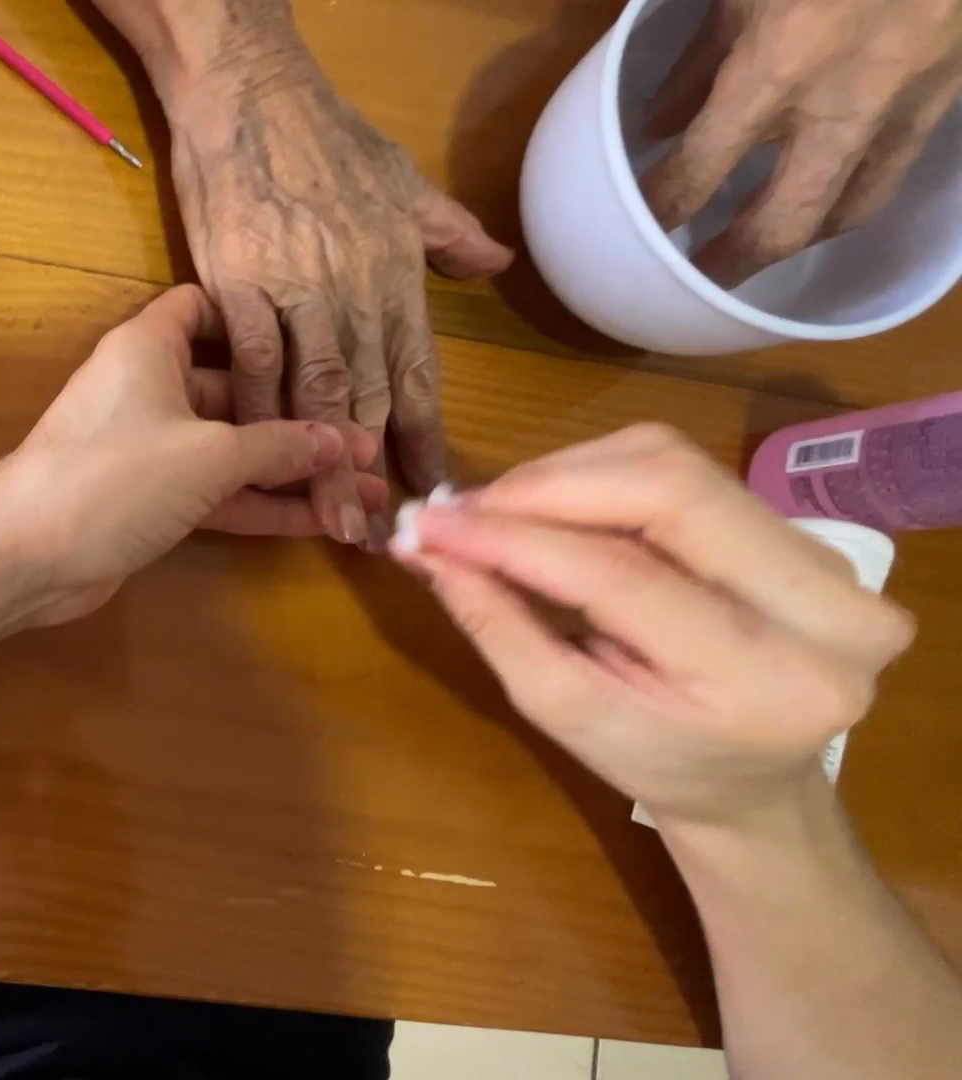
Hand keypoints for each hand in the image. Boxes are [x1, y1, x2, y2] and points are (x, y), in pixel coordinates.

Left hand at [0, 285, 383, 625]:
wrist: (28, 554)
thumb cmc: (116, 477)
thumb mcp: (209, 454)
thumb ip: (279, 445)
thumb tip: (339, 442)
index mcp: (147, 347)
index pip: (203, 308)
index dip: (255, 318)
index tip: (313, 339)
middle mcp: (146, 388)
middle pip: (232, 389)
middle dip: (298, 419)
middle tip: (366, 446)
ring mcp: (146, 447)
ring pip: (227, 449)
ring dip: (287, 471)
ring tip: (360, 489)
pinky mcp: (145, 497)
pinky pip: (211, 490)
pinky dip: (255, 503)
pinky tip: (317, 520)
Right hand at [164, 38, 512, 541]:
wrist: (247, 97)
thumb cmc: (320, 140)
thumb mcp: (401, 180)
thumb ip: (446, 232)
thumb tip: (494, 264)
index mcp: (394, 270)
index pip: (418, 369)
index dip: (427, 434)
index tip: (433, 488)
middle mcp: (354, 288)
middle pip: (371, 394)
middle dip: (377, 470)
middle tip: (381, 532)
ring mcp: (294, 288)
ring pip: (318, 388)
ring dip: (324, 459)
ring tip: (329, 519)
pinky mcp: (238, 284)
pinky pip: (255, 359)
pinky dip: (262, 410)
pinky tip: (264, 456)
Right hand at [395, 424, 915, 826]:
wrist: (752, 777)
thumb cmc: (647, 757)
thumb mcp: (556, 708)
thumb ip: (494, 621)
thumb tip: (420, 547)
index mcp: (766, 680)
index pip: (617, 575)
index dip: (508, 539)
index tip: (424, 524)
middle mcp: (829, 607)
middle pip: (668, 487)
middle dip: (540, 486)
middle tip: (459, 506)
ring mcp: (834, 561)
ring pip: (672, 464)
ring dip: (560, 476)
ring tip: (495, 514)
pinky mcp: (805, 532)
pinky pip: (683, 469)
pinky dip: (591, 476)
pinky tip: (549, 510)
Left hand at [643, 0, 961, 285]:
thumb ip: (698, 62)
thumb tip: (655, 127)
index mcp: (777, 70)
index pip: (691, 180)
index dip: (655, 213)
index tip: (628, 229)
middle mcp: (852, 98)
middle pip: (787, 223)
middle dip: (735, 262)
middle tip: (695, 279)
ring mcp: (925, 89)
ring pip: (860, 200)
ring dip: (804, 233)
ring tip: (759, 248)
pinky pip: (909, 154)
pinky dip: (861, 185)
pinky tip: (831, 186)